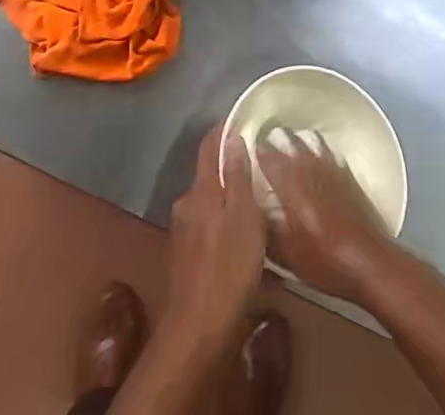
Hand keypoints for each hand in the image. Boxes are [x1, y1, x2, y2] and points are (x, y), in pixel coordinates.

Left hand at [164, 127, 266, 339]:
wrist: (198, 327)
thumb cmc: (229, 268)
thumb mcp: (245, 219)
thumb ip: (237, 177)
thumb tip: (232, 138)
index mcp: (201, 191)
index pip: (209, 147)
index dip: (223, 130)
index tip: (241, 117)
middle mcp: (186, 204)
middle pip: (210, 175)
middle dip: (232, 168)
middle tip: (261, 167)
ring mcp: (183, 231)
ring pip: (211, 202)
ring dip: (231, 200)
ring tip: (259, 205)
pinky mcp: (185, 254)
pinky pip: (209, 226)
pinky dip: (227, 224)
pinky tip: (246, 240)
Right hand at [256, 130, 397, 302]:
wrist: (369, 263)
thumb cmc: (323, 260)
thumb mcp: (284, 253)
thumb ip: (263, 226)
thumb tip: (249, 209)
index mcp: (290, 183)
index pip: (266, 153)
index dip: (253, 148)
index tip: (243, 149)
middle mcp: (310, 168)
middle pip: (288, 139)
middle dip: (273, 139)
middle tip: (262, 148)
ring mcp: (332, 168)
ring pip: (310, 140)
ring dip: (296, 141)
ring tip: (287, 149)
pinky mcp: (348, 175)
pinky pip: (328, 151)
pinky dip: (316, 150)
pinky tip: (314, 162)